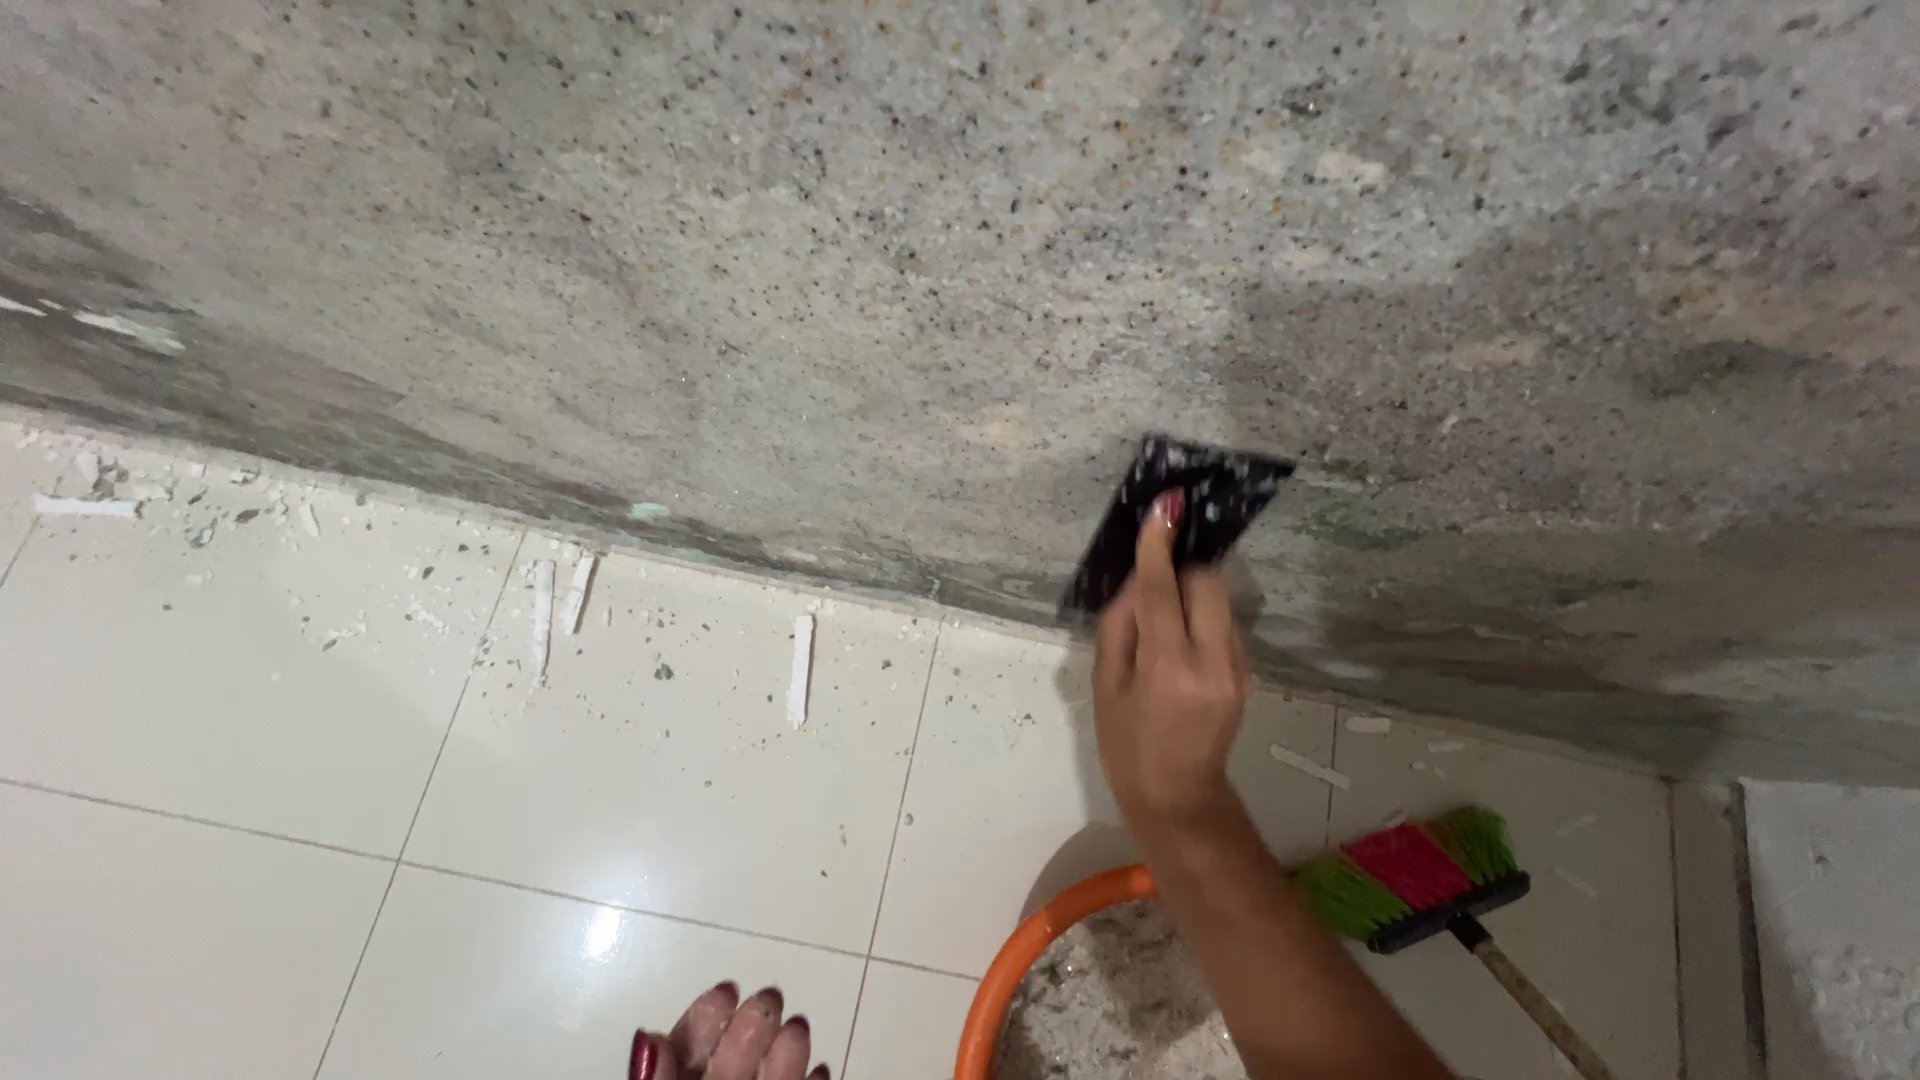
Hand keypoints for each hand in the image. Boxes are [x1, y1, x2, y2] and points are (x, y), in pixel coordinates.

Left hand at [632, 983, 825, 1079]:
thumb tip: (646, 1038)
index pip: (684, 1048)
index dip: (705, 1019)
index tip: (728, 990)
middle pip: (731, 1060)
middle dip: (753, 1025)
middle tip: (771, 999)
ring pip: (766, 1079)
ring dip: (787, 1052)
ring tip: (798, 1029)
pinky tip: (820, 1070)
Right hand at [1093, 490, 1250, 823]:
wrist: (1179, 796)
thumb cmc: (1126, 745)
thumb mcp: (1107, 686)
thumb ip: (1121, 626)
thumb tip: (1139, 581)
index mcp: (1170, 670)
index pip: (1165, 592)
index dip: (1160, 546)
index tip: (1165, 505)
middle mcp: (1214, 663)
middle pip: (1208, 583)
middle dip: (1181, 569)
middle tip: (1153, 583)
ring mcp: (1239, 669)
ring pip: (1220, 600)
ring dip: (1191, 593)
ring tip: (1161, 622)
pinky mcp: (1249, 673)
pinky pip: (1224, 623)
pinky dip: (1201, 616)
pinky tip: (1179, 641)